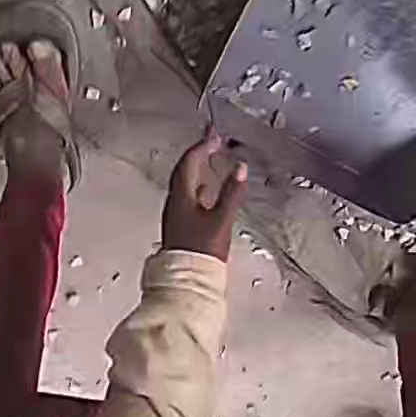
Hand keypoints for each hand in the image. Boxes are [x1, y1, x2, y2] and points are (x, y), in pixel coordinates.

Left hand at [161, 129, 248, 261]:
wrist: (188, 280)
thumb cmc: (201, 250)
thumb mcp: (222, 219)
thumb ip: (232, 192)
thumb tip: (240, 168)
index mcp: (181, 196)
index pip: (189, 162)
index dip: (202, 146)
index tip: (214, 136)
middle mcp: (175, 201)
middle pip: (184, 169)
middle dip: (198, 152)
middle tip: (211, 141)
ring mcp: (176, 213)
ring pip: (185, 182)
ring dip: (197, 167)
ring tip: (210, 158)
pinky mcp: (181, 223)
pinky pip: (188, 195)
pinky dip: (198, 185)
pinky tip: (207, 191)